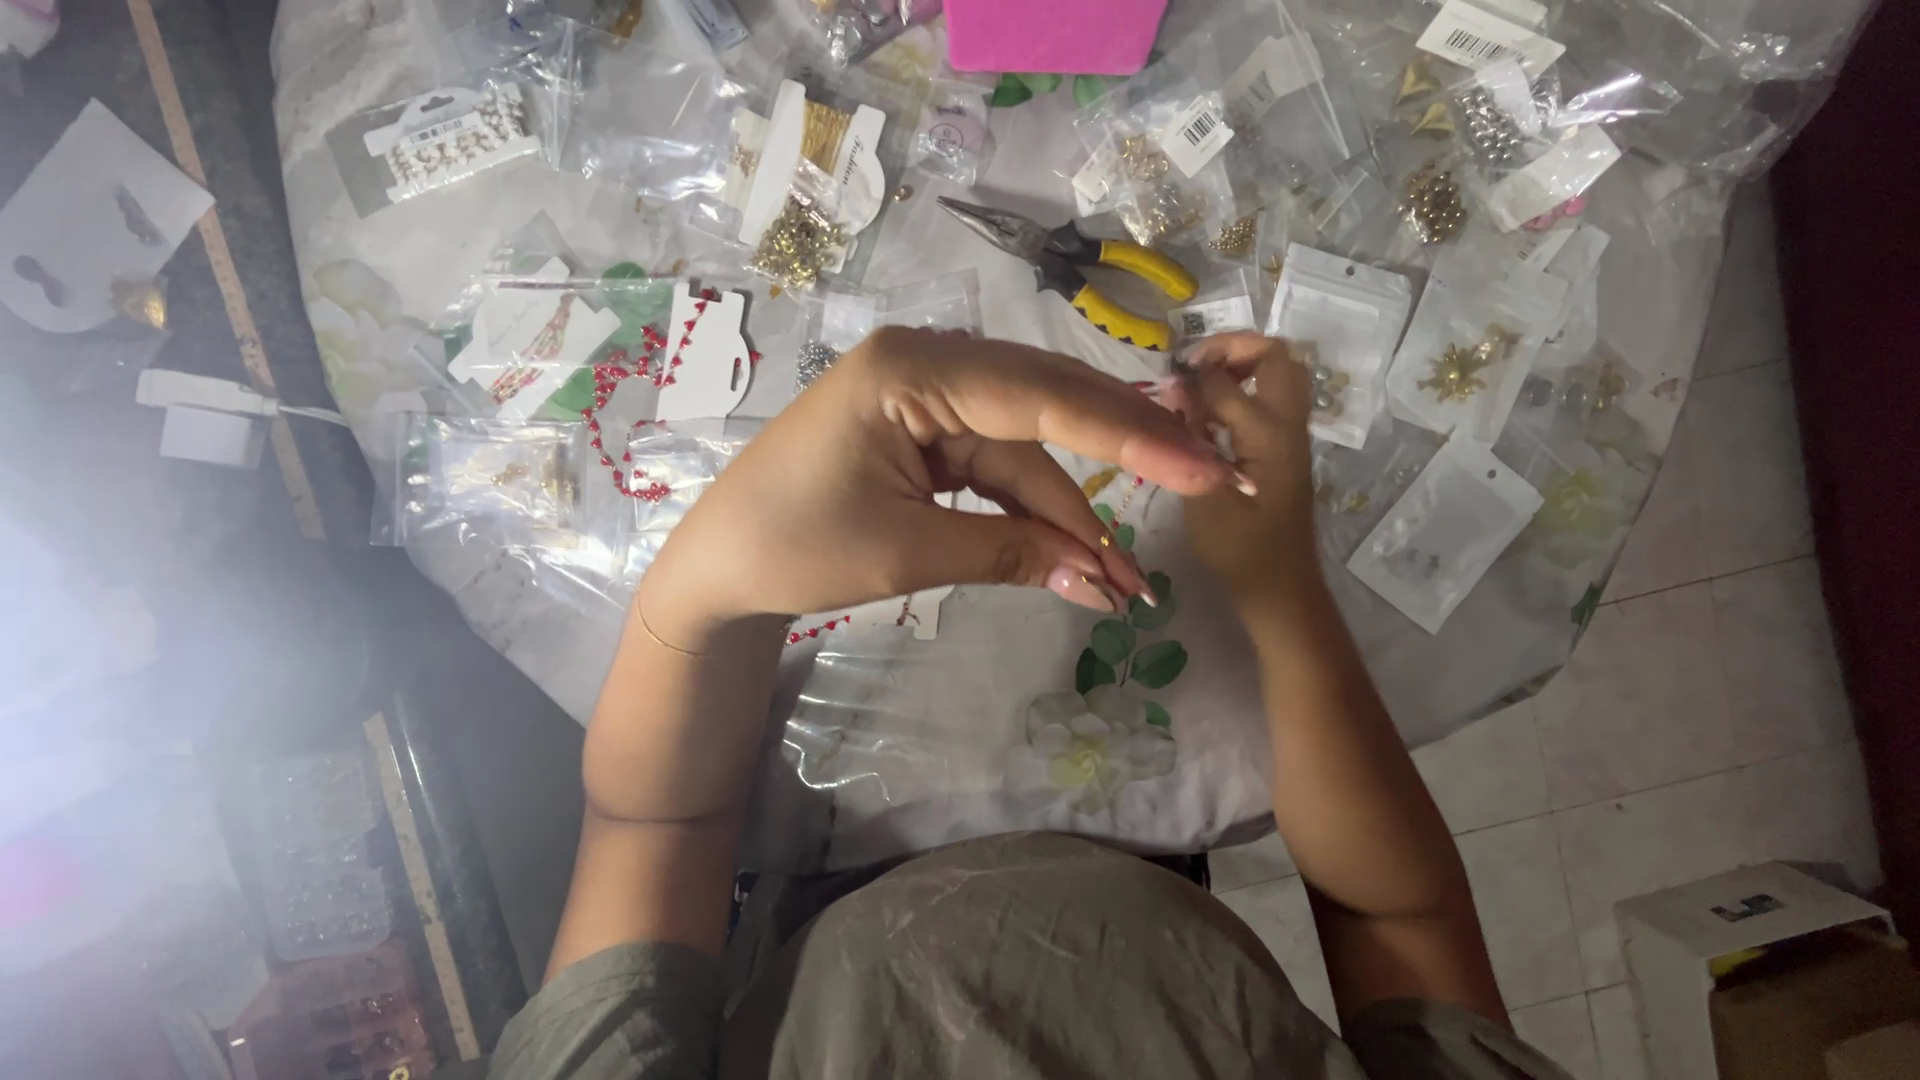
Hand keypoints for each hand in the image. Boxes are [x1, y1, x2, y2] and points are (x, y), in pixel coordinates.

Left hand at [638, 327, 1240, 646]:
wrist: (720, 565)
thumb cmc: (796, 547)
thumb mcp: (909, 551)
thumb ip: (1011, 551)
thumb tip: (1101, 580)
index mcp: (913, 368)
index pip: (1042, 397)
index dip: (1129, 438)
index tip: (1201, 468)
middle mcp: (929, 365)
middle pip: (1047, 409)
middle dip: (1119, 465)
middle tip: (1204, 488)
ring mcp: (929, 399)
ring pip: (1027, 451)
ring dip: (1074, 514)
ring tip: (1121, 579)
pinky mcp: (927, 435)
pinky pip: (998, 470)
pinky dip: (1035, 515)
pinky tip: (1075, 557)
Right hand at [1178, 333, 1321, 606]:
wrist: (1278, 586)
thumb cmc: (1238, 548)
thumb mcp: (1204, 494)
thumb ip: (1192, 434)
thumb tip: (1178, 388)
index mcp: (1269, 433)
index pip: (1228, 378)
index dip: (1194, 372)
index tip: (1165, 383)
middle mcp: (1288, 425)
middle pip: (1276, 357)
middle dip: (1234, 348)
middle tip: (1194, 367)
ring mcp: (1291, 437)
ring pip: (1280, 376)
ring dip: (1242, 366)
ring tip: (1200, 384)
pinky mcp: (1284, 451)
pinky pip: (1272, 399)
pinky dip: (1244, 390)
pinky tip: (1209, 414)